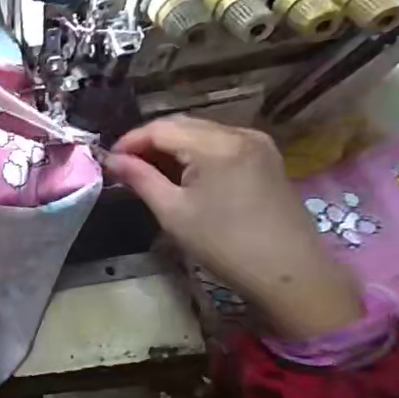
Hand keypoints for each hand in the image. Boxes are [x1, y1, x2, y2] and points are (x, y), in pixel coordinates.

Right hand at [106, 116, 363, 338]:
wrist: (289, 272)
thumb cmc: (225, 245)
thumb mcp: (173, 213)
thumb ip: (140, 179)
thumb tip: (112, 160)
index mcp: (216, 144)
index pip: (160, 128)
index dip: (130, 141)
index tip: (108, 161)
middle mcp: (239, 133)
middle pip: (182, 125)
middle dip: (150, 142)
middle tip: (125, 167)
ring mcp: (257, 143)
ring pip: (202, 132)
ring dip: (172, 147)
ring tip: (150, 172)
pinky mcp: (267, 157)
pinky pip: (222, 143)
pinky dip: (197, 153)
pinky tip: (185, 175)